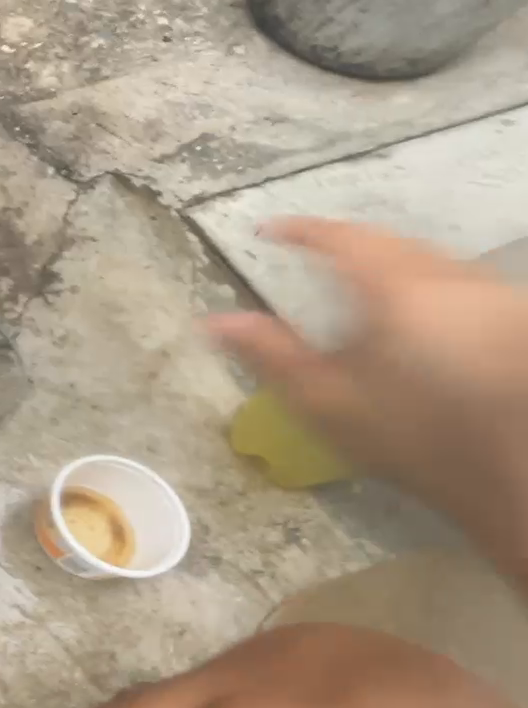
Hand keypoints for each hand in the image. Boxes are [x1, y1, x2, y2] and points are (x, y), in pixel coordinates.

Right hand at [205, 218, 527, 559]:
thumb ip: (267, 351)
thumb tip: (210, 320)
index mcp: (401, 293)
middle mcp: (458, 283)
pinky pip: (462, 282)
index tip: (266, 230)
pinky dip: (422, 282)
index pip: (345, 241)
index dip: (302, 230)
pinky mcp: (519, 324)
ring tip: (351, 278)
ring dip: (389, 262)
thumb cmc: (408, 436)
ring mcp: (501, 301)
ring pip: (434, 261)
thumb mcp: (321, 398)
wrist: (517, 477)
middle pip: (396, 244)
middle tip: (305, 253)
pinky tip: (408, 309)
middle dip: (347, 243)